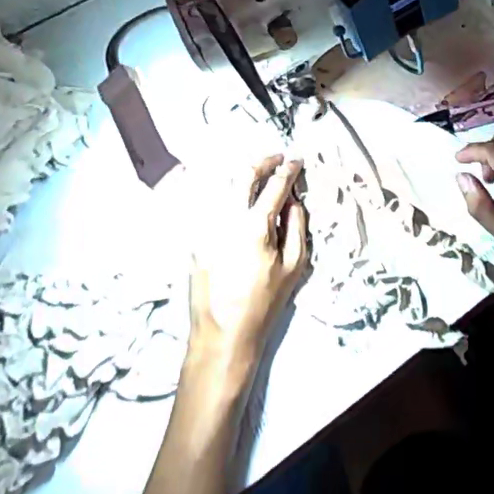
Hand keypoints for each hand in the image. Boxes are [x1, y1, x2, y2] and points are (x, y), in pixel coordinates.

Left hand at [184, 155, 310, 360]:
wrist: (223, 334)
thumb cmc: (264, 301)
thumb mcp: (294, 265)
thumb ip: (296, 225)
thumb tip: (293, 200)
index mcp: (256, 225)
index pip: (275, 184)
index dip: (288, 169)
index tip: (296, 161)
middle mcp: (228, 220)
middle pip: (244, 176)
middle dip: (263, 163)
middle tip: (276, 159)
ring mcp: (208, 229)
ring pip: (224, 188)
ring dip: (244, 177)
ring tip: (258, 176)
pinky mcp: (196, 240)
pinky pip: (213, 208)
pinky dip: (228, 197)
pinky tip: (238, 201)